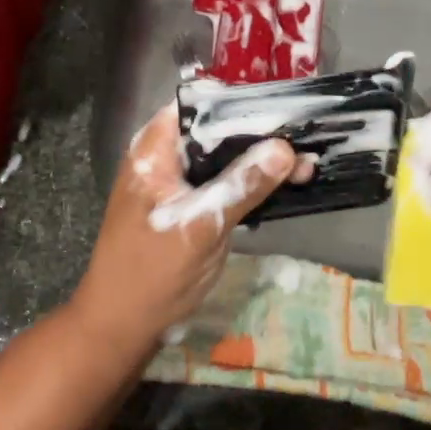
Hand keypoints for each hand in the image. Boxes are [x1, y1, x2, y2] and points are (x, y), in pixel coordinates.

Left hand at [69, 103, 304, 349]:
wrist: (122, 327)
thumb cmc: (151, 272)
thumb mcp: (201, 226)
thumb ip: (242, 185)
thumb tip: (285, 148)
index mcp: (156, 147)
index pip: (202, 105)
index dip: (242, 103)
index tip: (285, 107)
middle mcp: (166, 155)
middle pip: (218, 129)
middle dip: (260, 134)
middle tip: (306, 135)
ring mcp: (179, 181)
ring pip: (226, 157)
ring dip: (262, 161)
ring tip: (308, 162)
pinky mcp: (192, 205)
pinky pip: (226, 182)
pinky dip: (253, 183)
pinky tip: (289, 184)